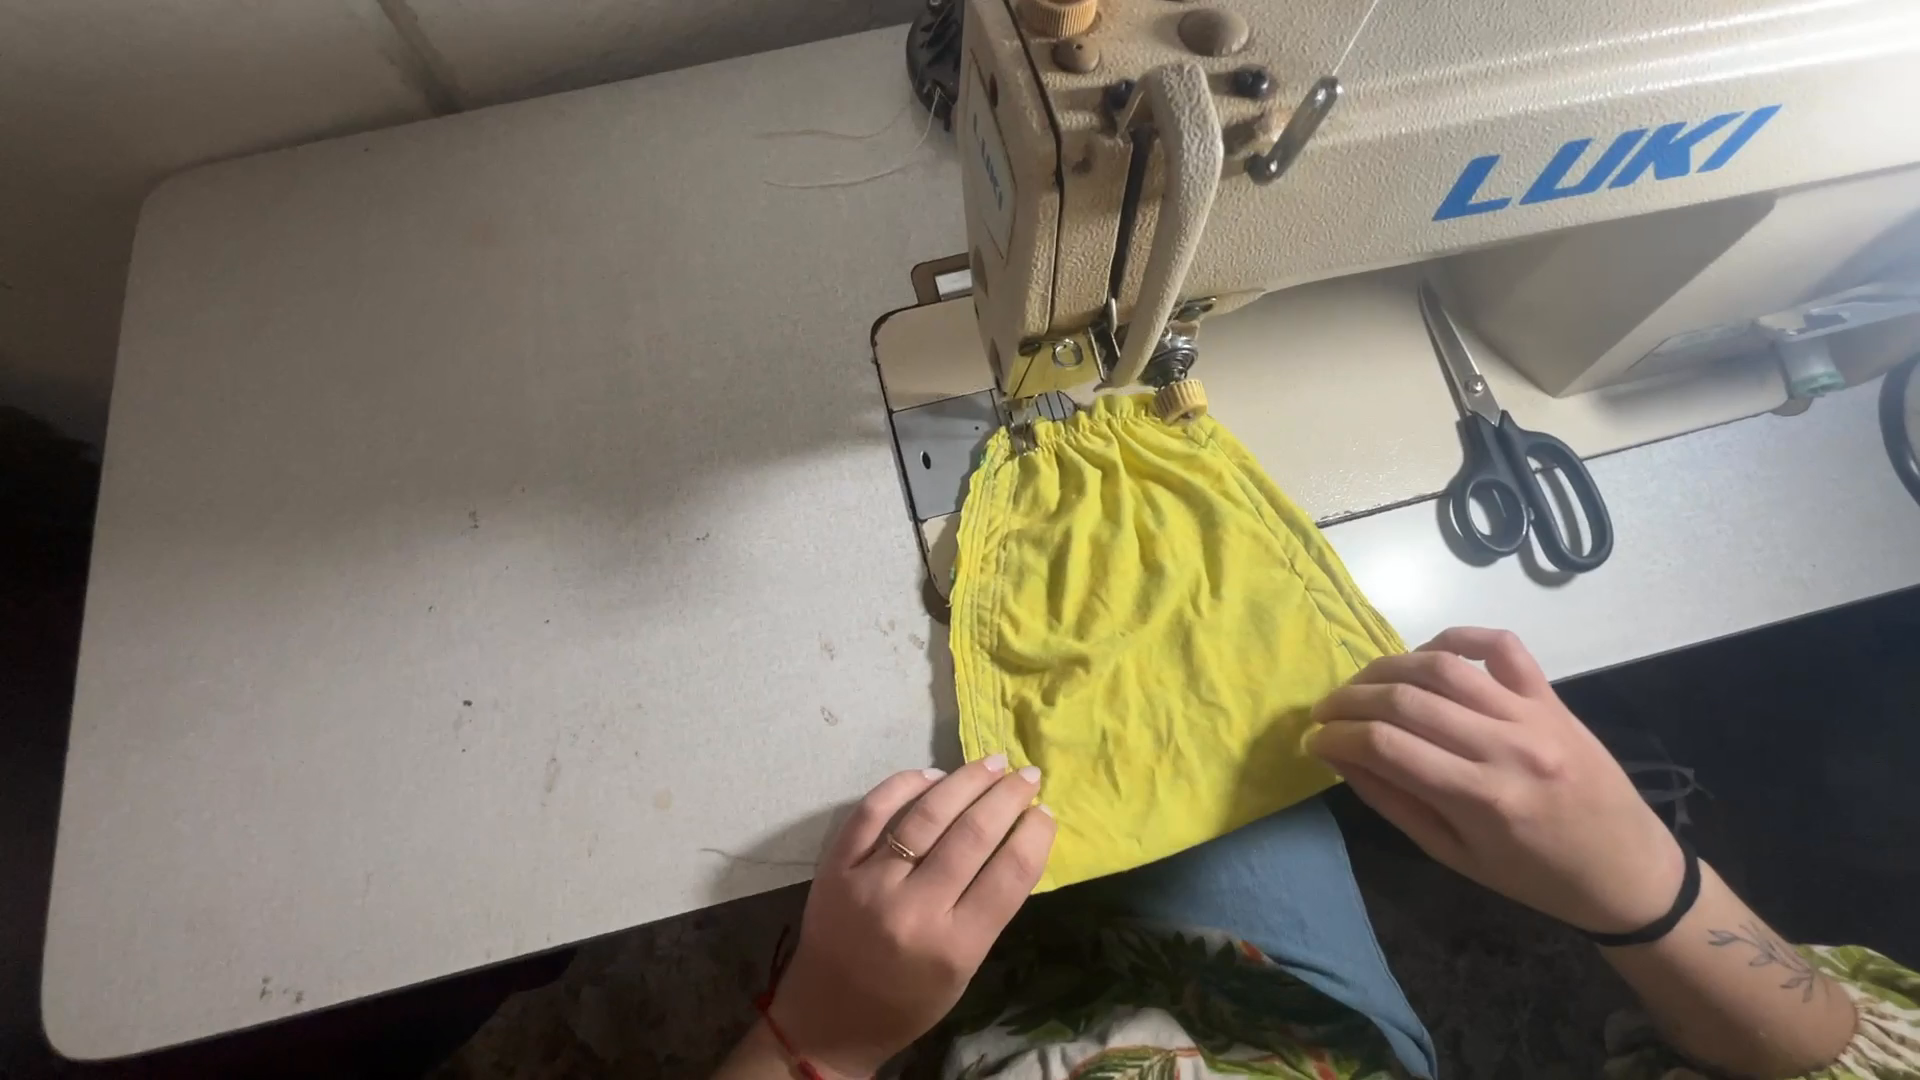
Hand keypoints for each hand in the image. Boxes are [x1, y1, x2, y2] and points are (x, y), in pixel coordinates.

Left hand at [767, 756, 1053, 1077]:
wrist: (828, 1018)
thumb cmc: (908, 999)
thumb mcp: (963, 967)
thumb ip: (988, 906)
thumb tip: (1017, 835)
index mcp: (953, 947)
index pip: (1008, 875)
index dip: (1034, 836)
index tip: (1047, 811)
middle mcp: (913, 910)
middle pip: (972, 835)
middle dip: (1007, 797)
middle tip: (1028, 775)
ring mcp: (870, 882)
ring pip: (927, 813)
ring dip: (966, 781)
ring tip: (993, 763)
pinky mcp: (837, 864)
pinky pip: (874, 809)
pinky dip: (906, 784)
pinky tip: (933, 774)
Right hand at [1308, 627, 1683, 934]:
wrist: (1632, 874)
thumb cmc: (1534, 876)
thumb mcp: (1451, 854)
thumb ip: (1389, 799)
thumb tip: (1335, 754)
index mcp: (1483, 799)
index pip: (1385, 746)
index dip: (1336, 737)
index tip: (1313, 740)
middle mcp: (1507, 748)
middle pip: (1404, 700)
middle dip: (1347, 700)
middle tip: (1324, 712)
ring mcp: (1534, 715)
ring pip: (1441, 666)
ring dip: (1385, 668)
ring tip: (1361, 685)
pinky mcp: (1552, 697)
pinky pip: (1500, 646)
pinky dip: (1456, 636)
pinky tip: (1425, 652)